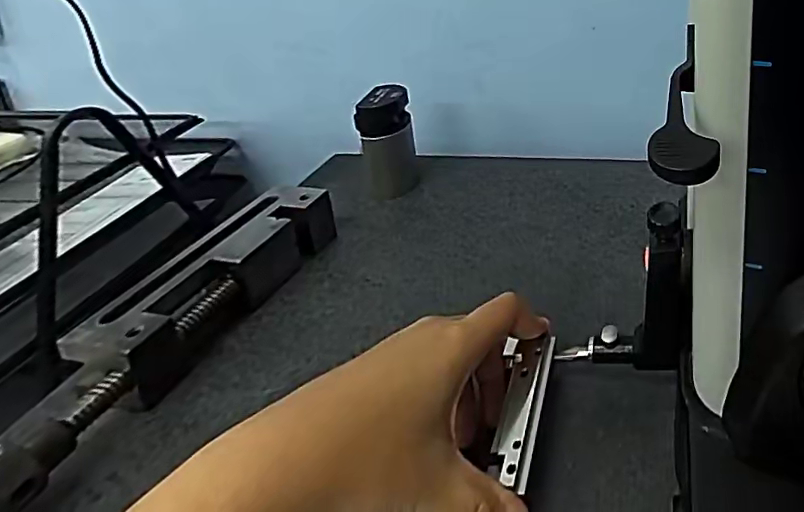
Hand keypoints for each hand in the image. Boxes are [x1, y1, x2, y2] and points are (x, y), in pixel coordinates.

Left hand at [133, 292, 547, 511]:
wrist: (264, 476)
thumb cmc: (350, 462)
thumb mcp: (442, 491)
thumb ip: (492, 501)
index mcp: (453, 344)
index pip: (510, 310)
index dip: (533, 326)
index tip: (540, 344)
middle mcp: (422, 338)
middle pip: (481, 336)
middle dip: (498, 376)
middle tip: (499, 417)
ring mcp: (388, 353)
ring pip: (445, 356)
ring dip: (464, 391)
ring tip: (456, 443)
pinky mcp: (361, 375)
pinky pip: (414, 371)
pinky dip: (430, 399)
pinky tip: (414, 449)